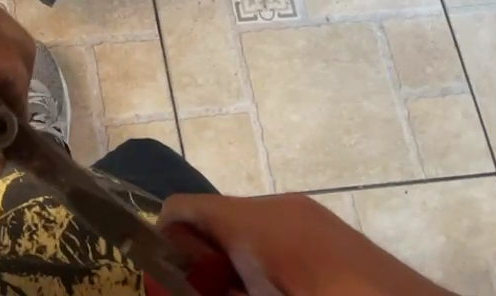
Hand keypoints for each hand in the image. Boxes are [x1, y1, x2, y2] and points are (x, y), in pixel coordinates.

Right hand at [159, 194, 454, 295]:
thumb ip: (212, 293)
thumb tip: (169, 287)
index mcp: (257, 221)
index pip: (181, 209)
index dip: (161, 248)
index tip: (160, 289)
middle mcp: (278, 207)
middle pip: (212, 224)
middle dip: (197, 269)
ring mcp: (310, 220)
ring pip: (246, 236)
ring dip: (230, 275)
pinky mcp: (334, 239)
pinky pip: (278, 245)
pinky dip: (263, 273)